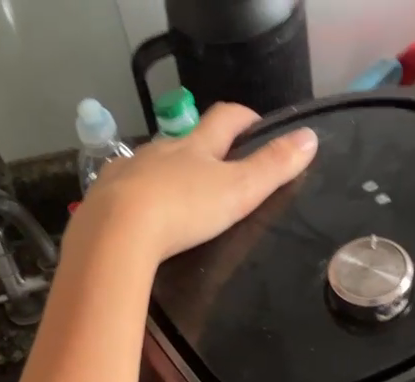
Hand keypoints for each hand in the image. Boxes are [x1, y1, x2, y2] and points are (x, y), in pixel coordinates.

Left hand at [77, 103, 317, 262]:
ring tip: (177, 196)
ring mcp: (129, 170)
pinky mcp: (105, 196)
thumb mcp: (239, 191)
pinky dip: (136, 195)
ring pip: (153, 163)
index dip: (244, 118)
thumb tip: (310, 137)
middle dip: (203, 146)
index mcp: (196, 145)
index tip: (258, 126)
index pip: (226, 117)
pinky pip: (124, 188)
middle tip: (218, 166)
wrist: (117, 231)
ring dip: (167, 173)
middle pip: (186, 138)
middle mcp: (161, 149)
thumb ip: (273, 168)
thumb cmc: (184, 209)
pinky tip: (138, 213)